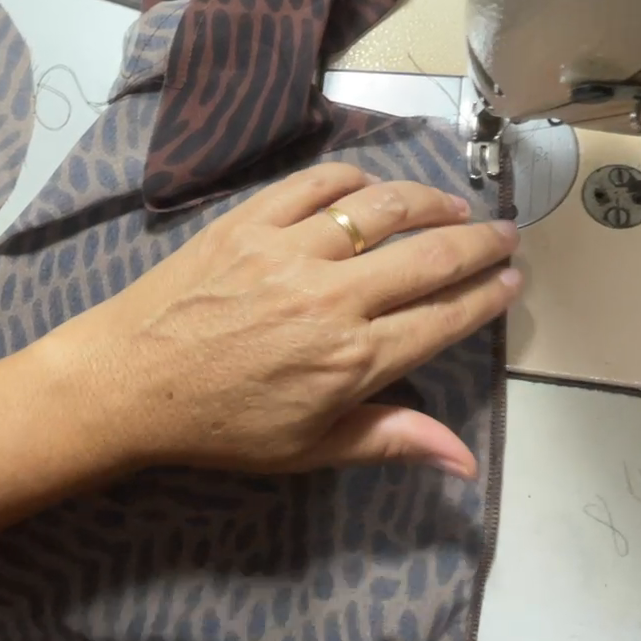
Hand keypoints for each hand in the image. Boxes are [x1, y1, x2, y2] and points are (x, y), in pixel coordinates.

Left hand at [44, 162, 520, 477]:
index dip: (487, 296)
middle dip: (479, 243)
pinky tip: (369, 188)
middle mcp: (330, 297)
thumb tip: (467, 461)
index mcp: (351, 359)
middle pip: (429, 256)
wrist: (129, 380)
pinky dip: (351, 180)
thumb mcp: (305, 449)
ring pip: (380, 209)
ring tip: (449, 207)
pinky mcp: (246, 223)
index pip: (443, 317)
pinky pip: (312, 185)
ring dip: (428, 202)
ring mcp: (286, 252)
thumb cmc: (216, 424)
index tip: (511, 280)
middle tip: (504, 234)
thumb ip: (388, 441)